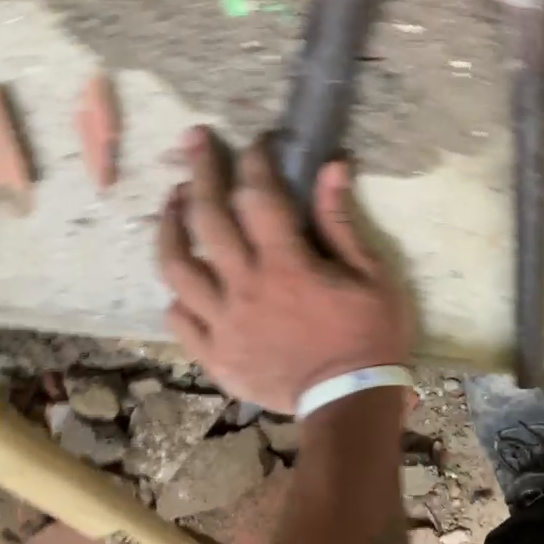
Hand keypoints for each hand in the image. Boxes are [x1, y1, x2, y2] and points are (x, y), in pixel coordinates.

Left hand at [156, 126, 413, 413]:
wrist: (351, 402)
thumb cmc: (371, 337)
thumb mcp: (374, 277)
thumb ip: (343, 224)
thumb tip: (331, 168)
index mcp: (286, 265)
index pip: (259, 197)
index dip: (255, 162)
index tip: (255, 141)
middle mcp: (243, 287)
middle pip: (207, 219)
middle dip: (201, 172)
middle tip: (195, 141)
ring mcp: (221, 322)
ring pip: (175, 266)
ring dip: (170, 226)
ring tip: (173, 202)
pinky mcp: (213, 354)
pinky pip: (179, 318)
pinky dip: (177, 295)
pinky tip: (183, 283)